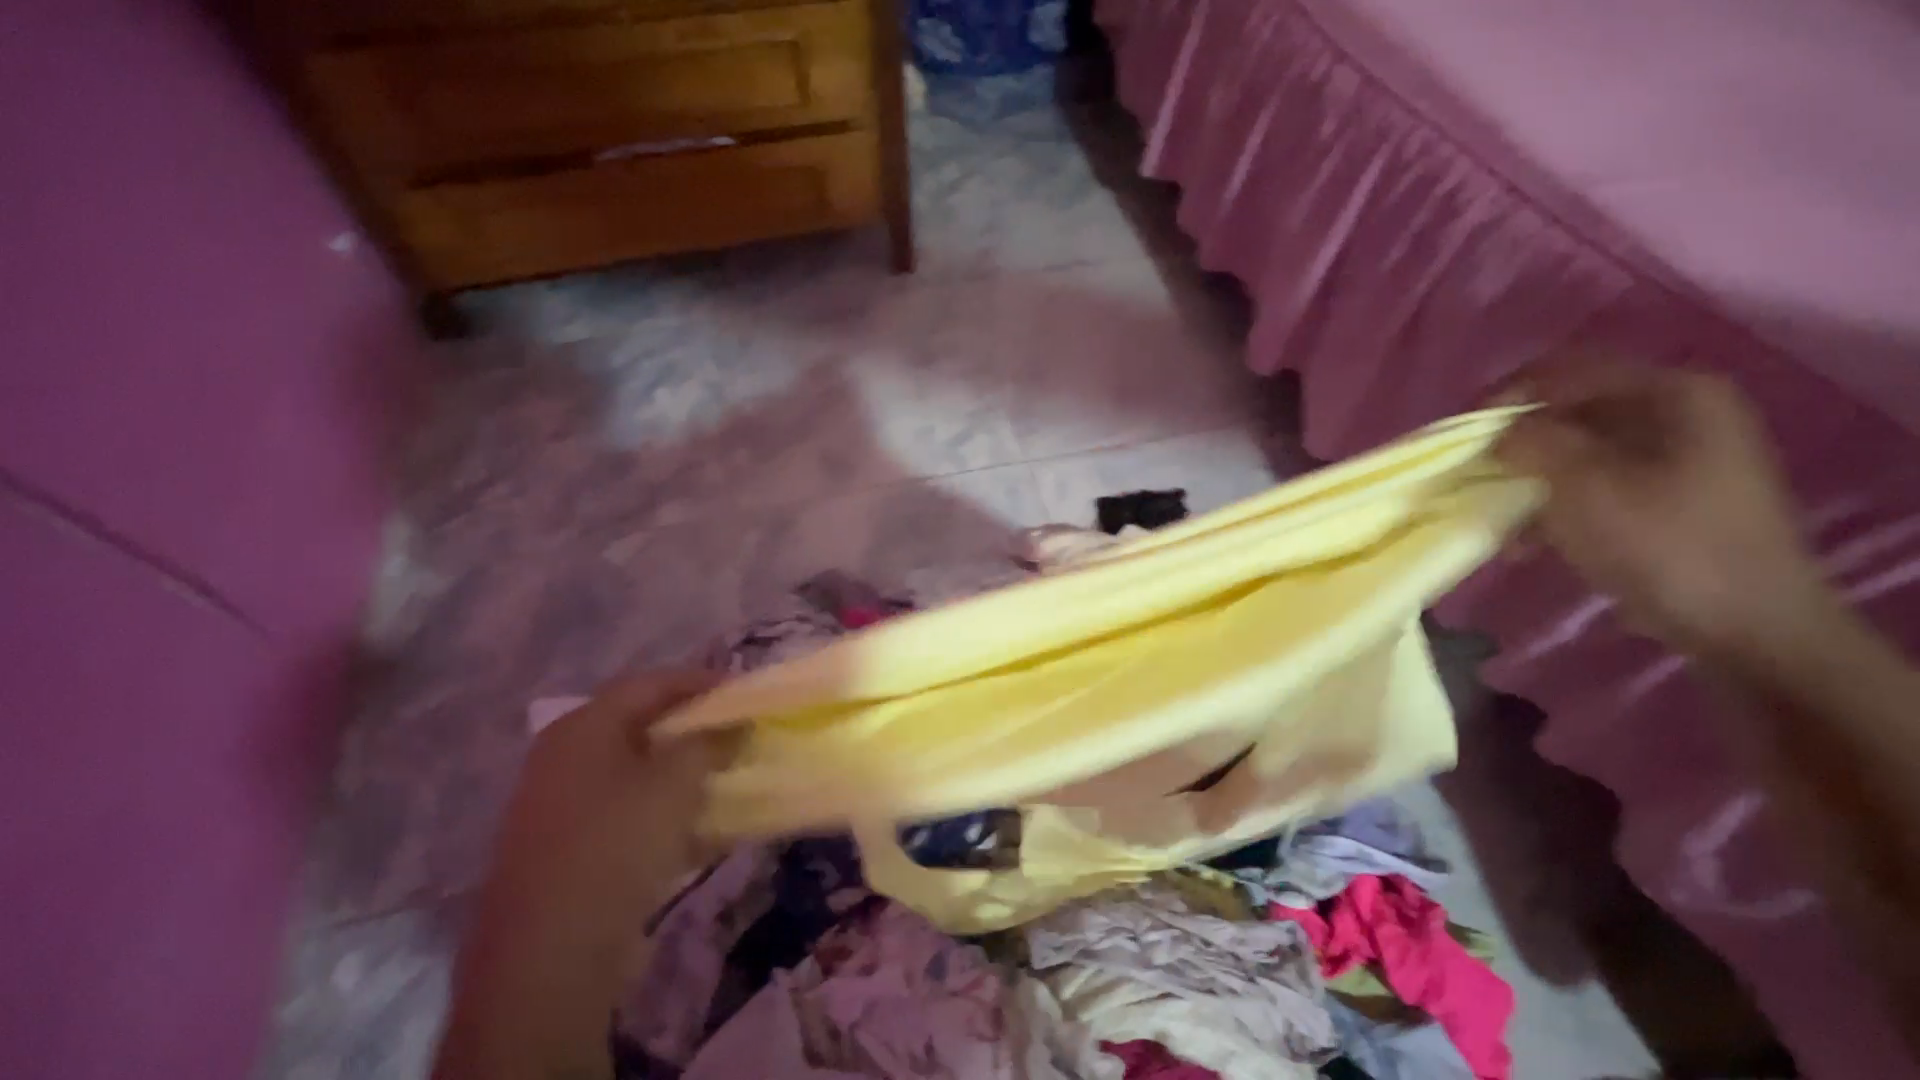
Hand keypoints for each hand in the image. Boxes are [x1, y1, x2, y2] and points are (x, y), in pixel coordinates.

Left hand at [480, 668, 729, 929]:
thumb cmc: (616, 845)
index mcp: (583, 727)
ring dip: (681, 775)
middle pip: (639, 726)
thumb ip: (709, 743)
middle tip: (739, 738)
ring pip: (635, 774)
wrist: (549, 952)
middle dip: (693, 730)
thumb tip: (734, 722)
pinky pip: (626, 814)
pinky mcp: (567, 851)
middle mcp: (564, 756)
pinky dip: (663, 814)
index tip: (746, 694)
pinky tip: (700, 832)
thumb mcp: (675, 784)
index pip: (649, 683)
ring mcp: (560, 806)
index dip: (701, 682)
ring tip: (727, 782)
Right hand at [1495, 358, 1830, 656]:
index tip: (1459, 435)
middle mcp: (1683, 412)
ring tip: (1497, 520)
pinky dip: (1558, 508)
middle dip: (1517, 443)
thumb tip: (1497, 435)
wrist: (1750, 629)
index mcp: (1673, 393)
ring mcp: (1683, 459)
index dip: (1506, 396)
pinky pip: (1599, 486)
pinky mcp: (1674, 501)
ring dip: (1531, 482)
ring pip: (1581, 452)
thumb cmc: (1664, 545)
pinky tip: (1528, 546)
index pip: (1567, 370)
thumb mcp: (1584, 486)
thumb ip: (1531, 443)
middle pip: (1574, 410)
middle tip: (1473, 474)